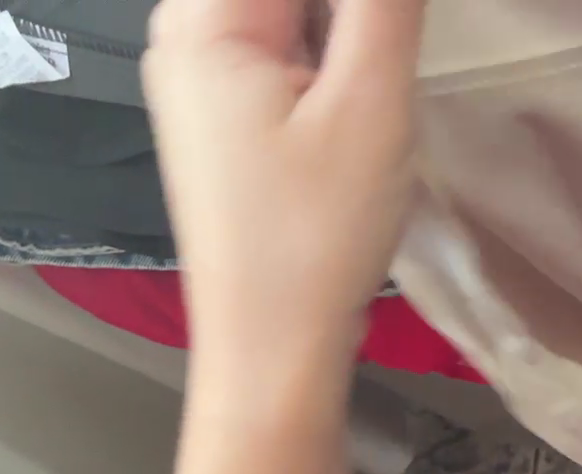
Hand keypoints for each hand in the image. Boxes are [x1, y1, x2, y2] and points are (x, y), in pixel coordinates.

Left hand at [143, 0, 423, 376]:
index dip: (364, 7)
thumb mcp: (370, 113)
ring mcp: (199, 86)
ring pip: (285, 28)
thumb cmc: (320, 227)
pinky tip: (356, 129)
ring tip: (379, 112)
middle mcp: (183, 36)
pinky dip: (328, 80)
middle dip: (354, 24)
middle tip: (394, 77)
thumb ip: (382, 16)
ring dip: (345, 51)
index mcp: (205, 17)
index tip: (398, 40)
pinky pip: (280, 68)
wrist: (275, 333)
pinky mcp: (224, 129)